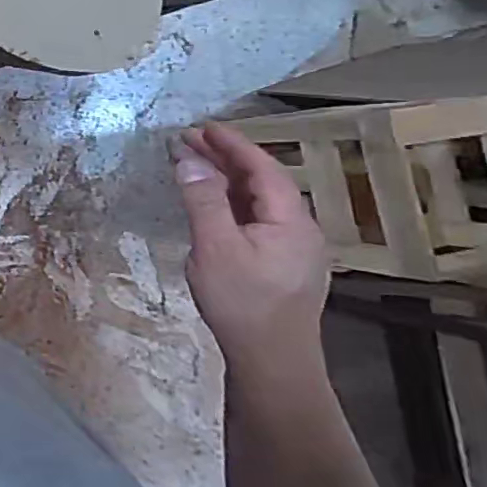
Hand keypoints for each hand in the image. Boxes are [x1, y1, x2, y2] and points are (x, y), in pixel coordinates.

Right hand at [171, 122, 329, 385]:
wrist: (271, 359)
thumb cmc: (242, 302)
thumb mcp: (215, 248)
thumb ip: (204, 202)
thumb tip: (190, 162)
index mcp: (291, 220)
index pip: (262, 169)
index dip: (233, 145)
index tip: (203, 127)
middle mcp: (298, 228)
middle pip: (262, 182)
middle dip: (226, 158)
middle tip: (188, 141)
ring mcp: (292, 248)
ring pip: (258, 201)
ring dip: (226, 179)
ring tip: (194, 164)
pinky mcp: (280, 264)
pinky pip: (254, 218)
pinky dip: (230, 201)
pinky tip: (211, 203)